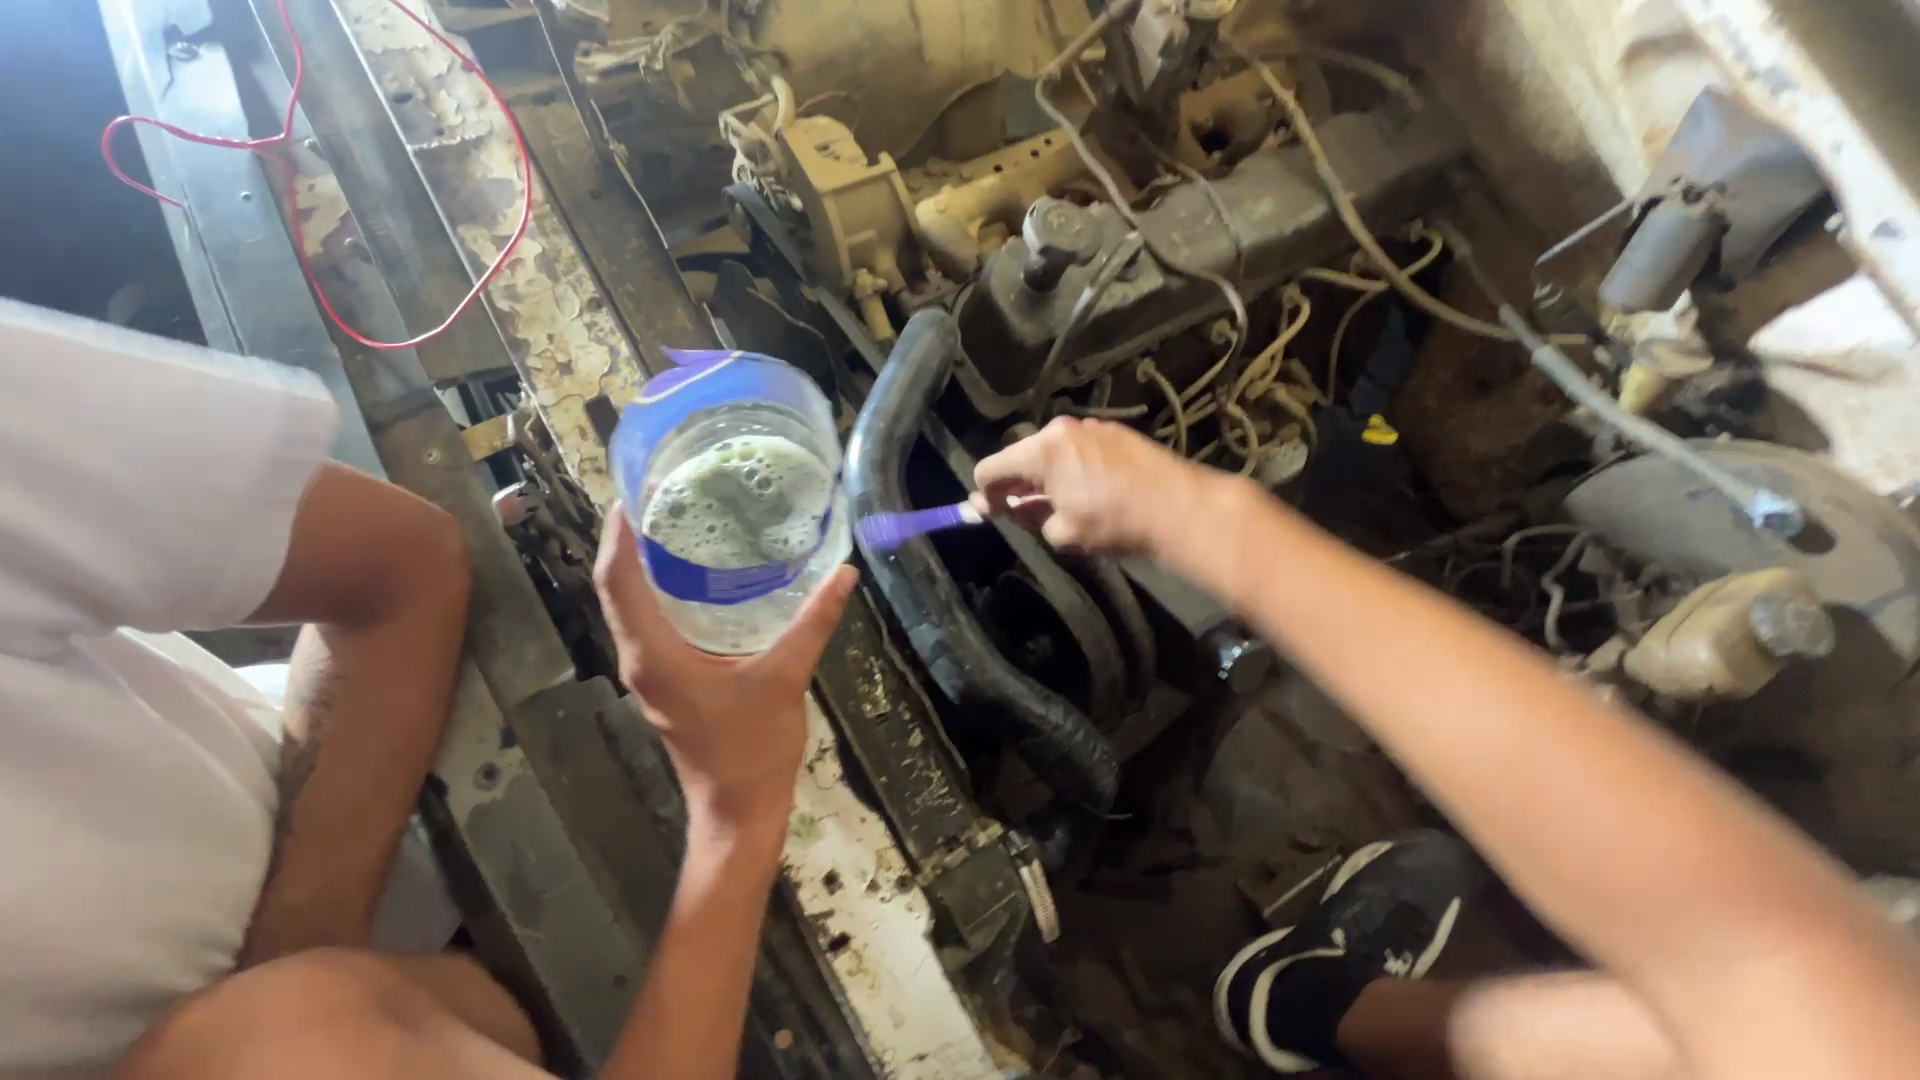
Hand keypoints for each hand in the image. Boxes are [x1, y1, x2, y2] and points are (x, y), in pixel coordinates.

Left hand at [593, 510, 858, 826]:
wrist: (739, 809)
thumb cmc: (753, 746)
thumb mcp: (786, 677)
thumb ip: (813, 622)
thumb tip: (845, 573)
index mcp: (654, 654)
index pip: (617, 581)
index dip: (619, 534)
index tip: (632, 493)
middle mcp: (639, 658)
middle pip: (615, 588)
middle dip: (628, 541)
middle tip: (661, 497)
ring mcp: (649, 673)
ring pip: (630, 608)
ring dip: (641, 567)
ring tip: (676, 525)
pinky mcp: (665, 682)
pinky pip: (650, 625)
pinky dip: (661, 594)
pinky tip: (698, 577)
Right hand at [972, 416, 1215, 554]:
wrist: (1180, 507)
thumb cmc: (1114, 522)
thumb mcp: (1063, 531)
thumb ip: (1027, 516)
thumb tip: (1011, 509)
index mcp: (1041, 450)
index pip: (990, 469)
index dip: (985, 495)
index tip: (994, 514)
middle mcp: (1062, 430)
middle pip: (1021, 457)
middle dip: (1017, 485)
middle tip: (1024, 513)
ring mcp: (1091, 426)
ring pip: (1052, 453)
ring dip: (1046, 477)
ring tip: (1063, 505)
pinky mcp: (1116, 432)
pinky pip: (1078, 450)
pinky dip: (1072, 470)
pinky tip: (1090, 493)